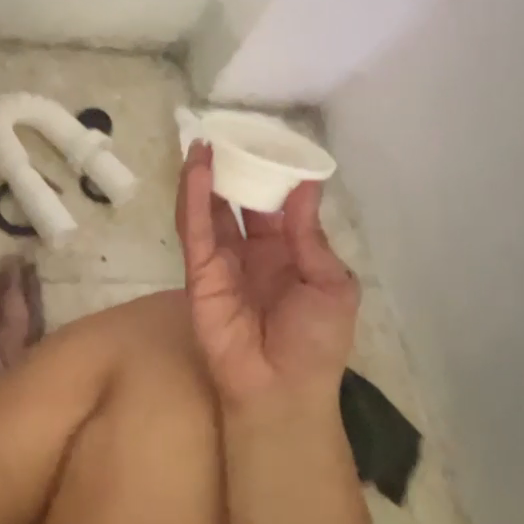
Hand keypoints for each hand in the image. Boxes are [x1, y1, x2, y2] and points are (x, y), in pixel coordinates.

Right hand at [177, 142, 359, 413]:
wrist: (284, 388)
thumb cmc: (317, 341)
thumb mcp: (330, 283)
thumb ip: (309, 234)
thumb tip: (306, 184)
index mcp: (284, 254)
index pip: (270, 206)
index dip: (265, 175)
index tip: (261, 142)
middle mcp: (249, 253)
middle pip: (232, 203)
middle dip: (227, 171)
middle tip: (221, 135)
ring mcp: (220, 264)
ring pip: (207, 213)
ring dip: (202, 179)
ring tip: (200, 144)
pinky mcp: (199, 275)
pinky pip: (195, 232)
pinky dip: (193, 201)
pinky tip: (196, 173)